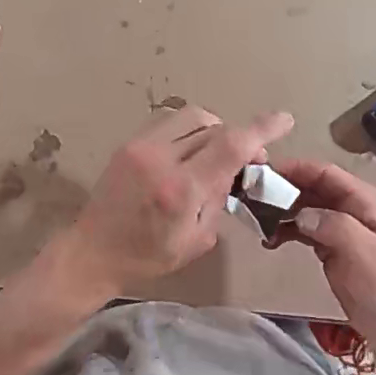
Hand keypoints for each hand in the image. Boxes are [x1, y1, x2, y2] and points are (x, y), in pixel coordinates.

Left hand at [55, 106, 294, 294]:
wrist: (91, 252)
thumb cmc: (146, 257)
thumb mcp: (195, 240)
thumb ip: (218, 201)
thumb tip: (232, 172)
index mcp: (181, 189)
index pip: (230, 146)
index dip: (262, 129)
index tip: (284, 120)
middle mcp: (161, 159)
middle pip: (214, 126)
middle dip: (239, 137)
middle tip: (247, 161)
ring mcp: (140, 147)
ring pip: (191, 116)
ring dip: (214, 129)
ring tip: (217, 154)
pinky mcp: (128, 144)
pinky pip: (168, 122)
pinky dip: (188, 131)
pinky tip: (189, 152)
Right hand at [275, 159, 375, 349]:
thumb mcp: (366, 254)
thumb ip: (335, 227)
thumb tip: (301, 214)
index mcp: (367, 202)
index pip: (326, 174)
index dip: (294, 169)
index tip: (262, 173)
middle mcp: (355, 208)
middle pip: (313, 188)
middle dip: (282, 189)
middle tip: (251, 197)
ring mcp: (344, 228)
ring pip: (306, 207)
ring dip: (282, 210)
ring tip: (256, 219)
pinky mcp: (333, 248)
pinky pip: (305, 229)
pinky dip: (287, 230)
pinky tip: (270, 239)